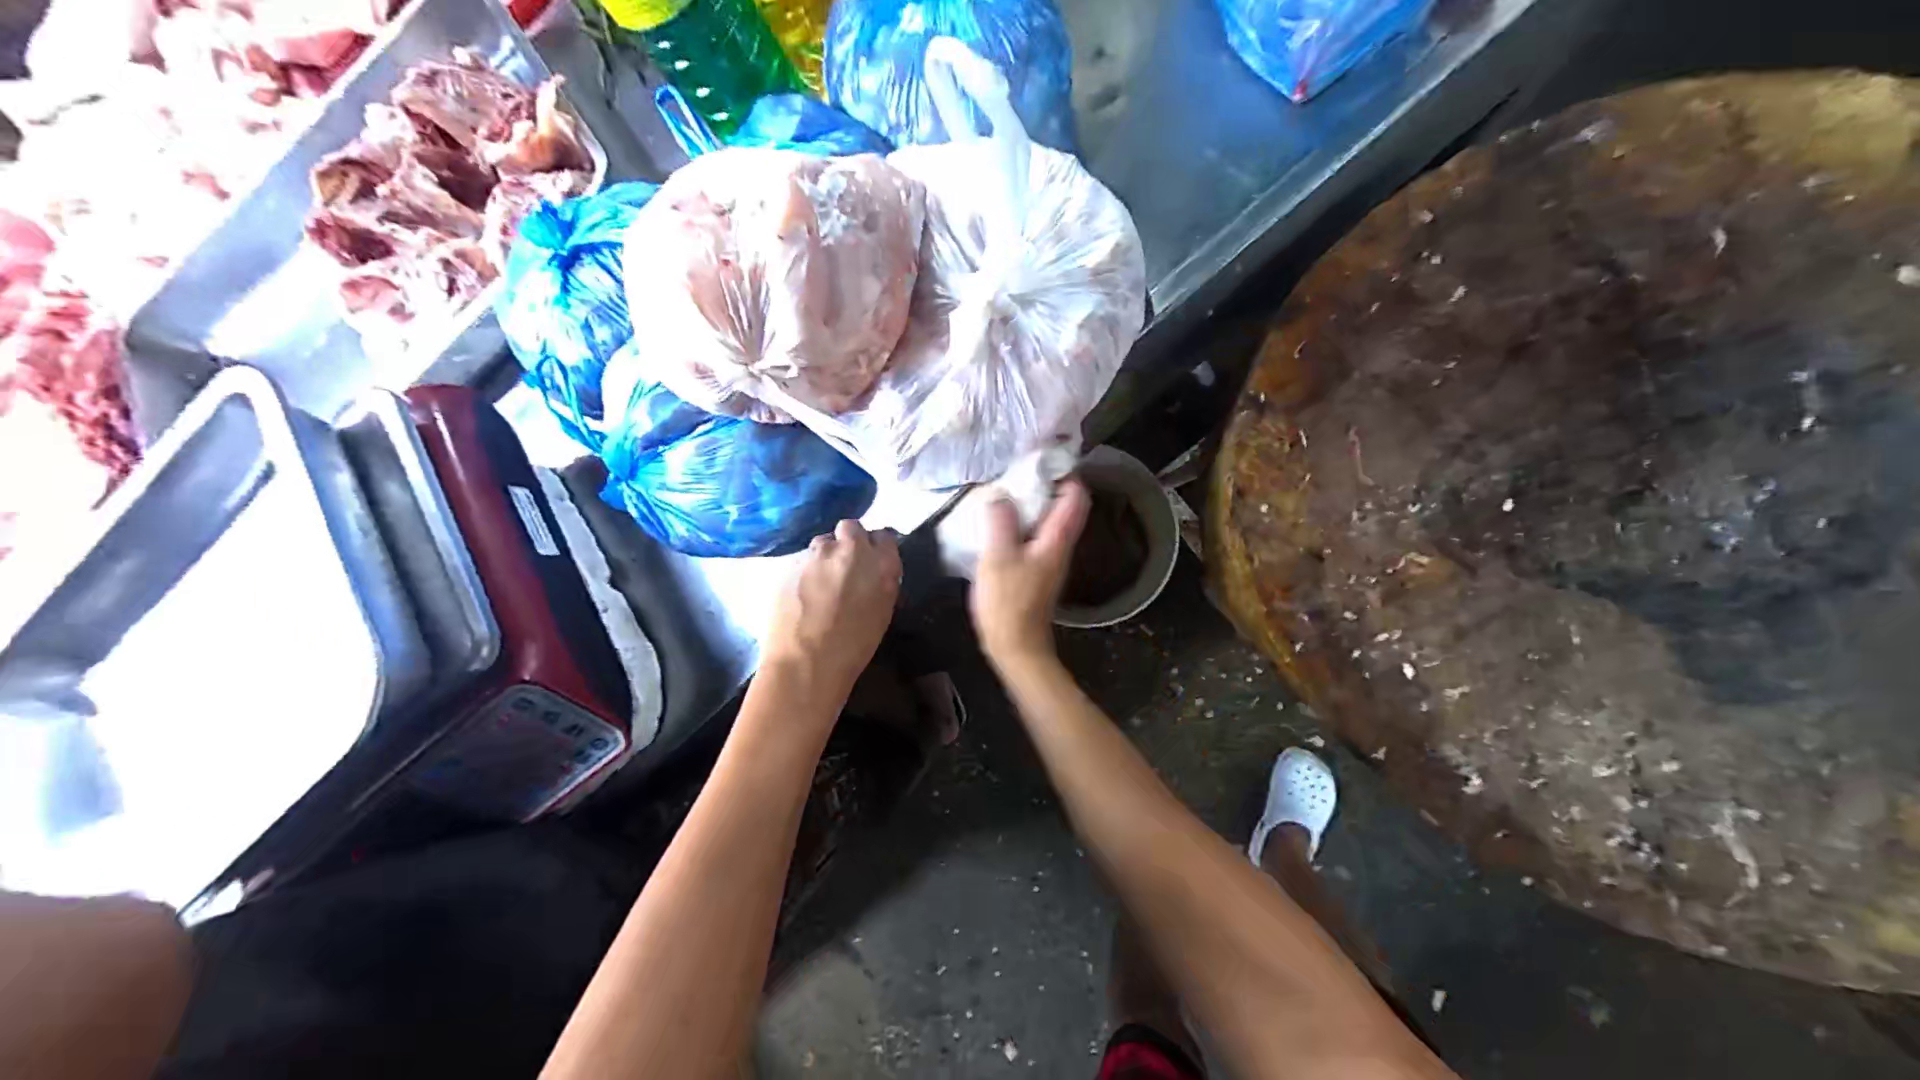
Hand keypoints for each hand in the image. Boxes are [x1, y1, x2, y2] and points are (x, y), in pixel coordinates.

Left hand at [763, 520, 901, 703]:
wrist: (806, 662)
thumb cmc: (853, 648)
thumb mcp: (882, 613)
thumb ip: (881, 583)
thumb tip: (874, 574)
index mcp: (881, 564)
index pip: (884, 536)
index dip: (876, 546)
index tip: (872, 558)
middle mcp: (851, 550)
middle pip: (851, 527)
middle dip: (848, 540)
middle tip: (845, 565)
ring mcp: (818, 554)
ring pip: (823, 542)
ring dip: (825, 556)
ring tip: (820, 583)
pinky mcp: (791, 563)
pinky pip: (802, 559)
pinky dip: (804, 571)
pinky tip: (802, 594)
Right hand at [970, 478, 1089, 665]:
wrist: (1017, 648)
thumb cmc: (1008, 604)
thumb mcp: (997, 559)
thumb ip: (999, 523)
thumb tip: (1000, 494)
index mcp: (1057, 539)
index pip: (1075, 496)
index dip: (1064, 473)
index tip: (1040, 459)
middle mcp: (1060, 547)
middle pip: (1064, 506)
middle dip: (1045, 485)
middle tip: (1017, 471)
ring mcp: (1051, 560)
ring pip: (1049, 521)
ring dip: (1032, 504)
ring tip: (1005, 492)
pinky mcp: (1038, 571)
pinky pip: (1036, 537)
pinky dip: (1023, 524)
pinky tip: (1000, 524)